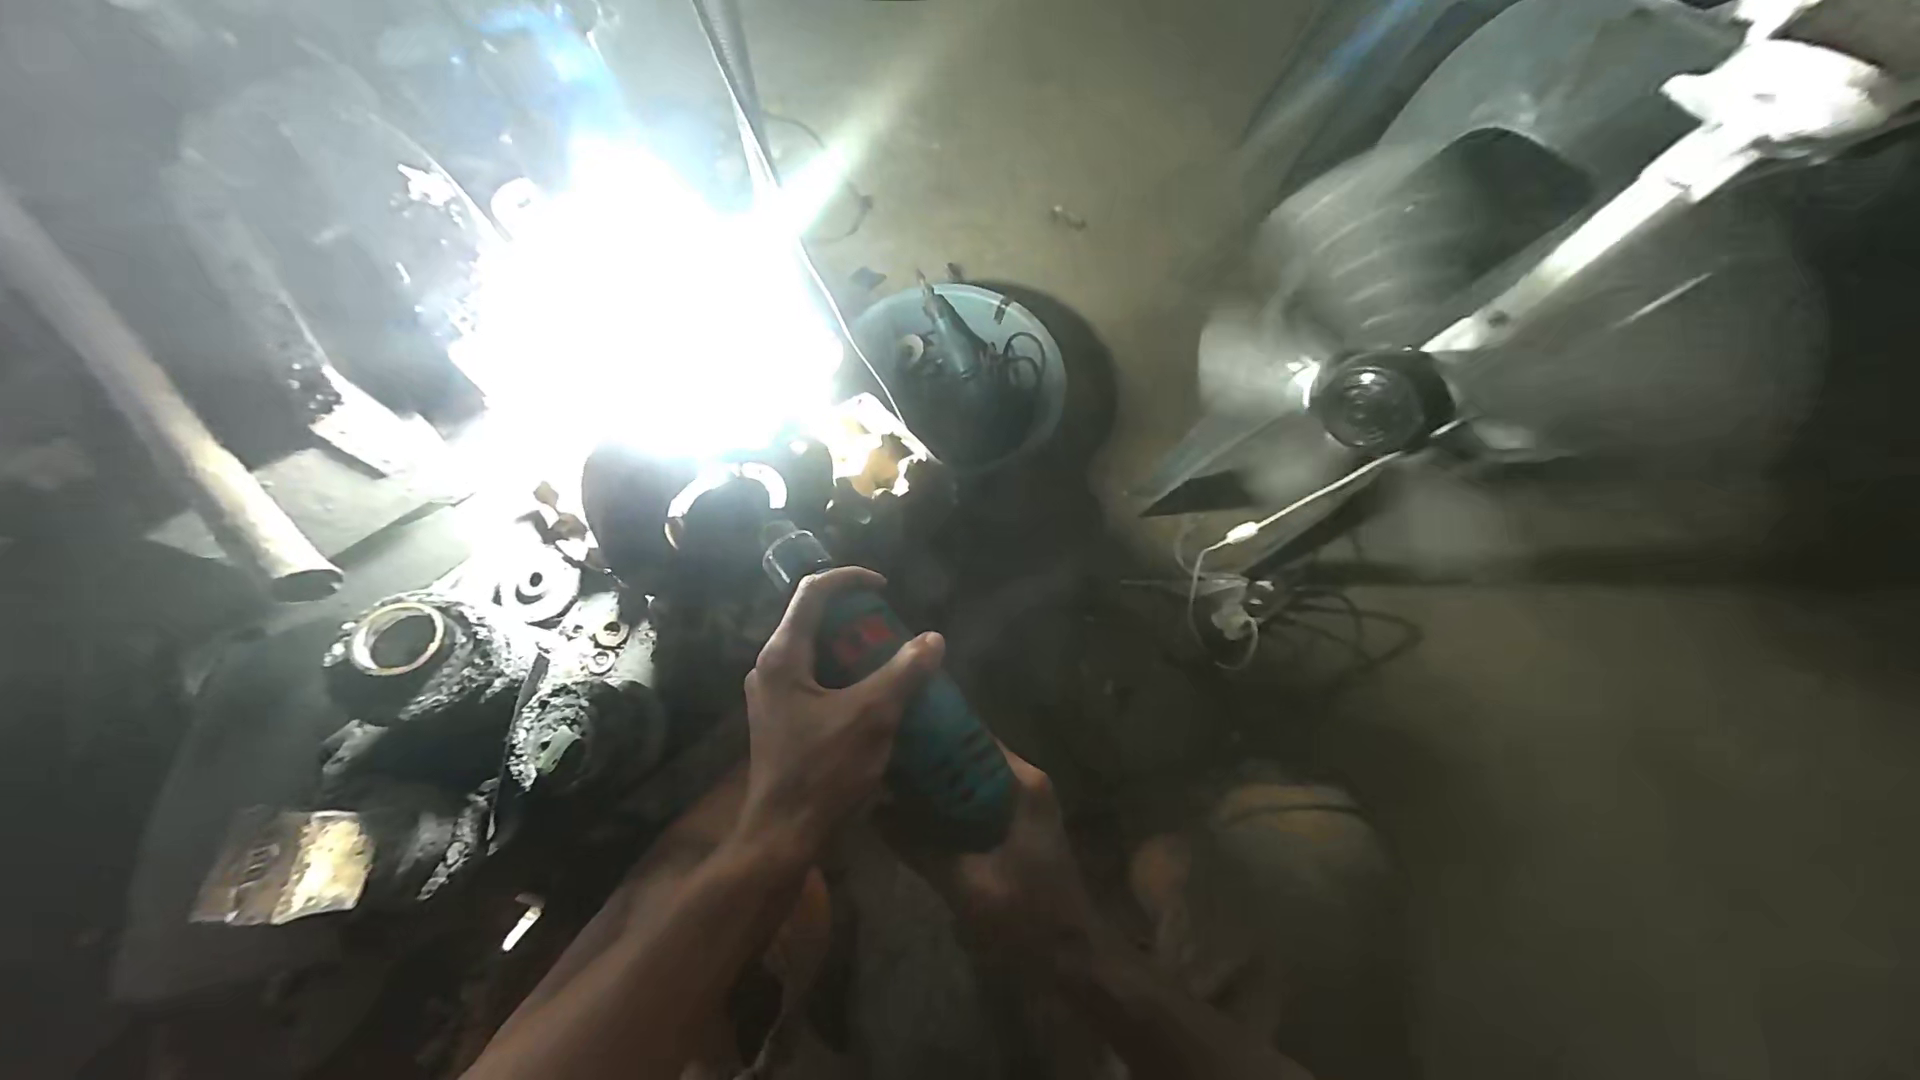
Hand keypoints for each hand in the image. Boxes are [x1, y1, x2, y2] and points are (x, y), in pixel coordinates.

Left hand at [737, 567, 944, 863]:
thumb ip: (904, 673)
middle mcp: (770, 667)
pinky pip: (814, 678)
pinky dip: (844, 674)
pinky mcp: (780, 718)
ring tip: (890, 658)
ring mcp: (772, 694)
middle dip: (856, 617)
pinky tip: (873, 695)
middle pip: (813, 619)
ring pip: (815, 651)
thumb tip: (933, 640)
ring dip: (852, 647)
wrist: (783, 836)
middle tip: (893, 628)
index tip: (885, 588)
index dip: (850, 578)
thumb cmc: (823, 772)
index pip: (812, 591)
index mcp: (783, 656)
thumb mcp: (872, 717)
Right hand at [900, 747, 1098, 967]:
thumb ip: (920, 849)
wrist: (1073, 958)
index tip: (893, 730)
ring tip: (890, 778)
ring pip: (970, 775)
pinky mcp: (1017, 820)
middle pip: (968, 752)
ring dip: (936, 779)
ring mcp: (1022, 799)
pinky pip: (976, 796)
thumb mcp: (968, 887)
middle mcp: (1024, 779)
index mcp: (1021, 782)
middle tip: (882, 758)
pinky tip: (915, 809)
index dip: (932, 729)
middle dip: (928, 756)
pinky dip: (948, 800)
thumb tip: (873, 812)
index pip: (971, 734)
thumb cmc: (1027, 919)